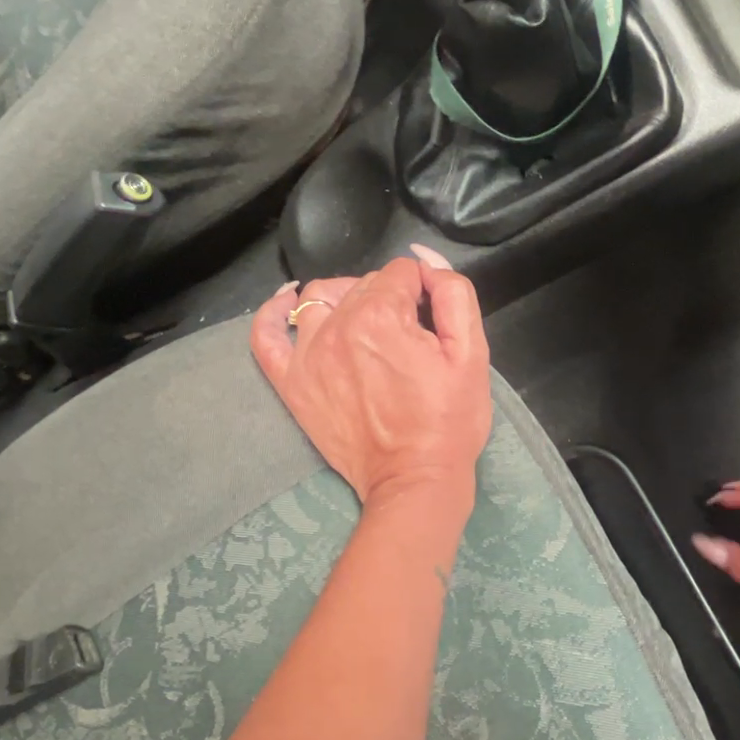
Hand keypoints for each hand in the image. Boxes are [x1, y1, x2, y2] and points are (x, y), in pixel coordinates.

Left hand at [250, 246, 491, 506]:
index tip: (433, 322)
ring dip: (344, 298)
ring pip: (319, 297)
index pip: (401, 273)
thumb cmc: (450, 420)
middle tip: (410, 338)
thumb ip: (454, 295)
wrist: (414, 478)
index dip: (423, 291)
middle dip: (389, 298)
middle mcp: (338, 325)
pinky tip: (288, 302)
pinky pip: (266, 333)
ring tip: (367, 323)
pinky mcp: (291, 382)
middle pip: (362, 284)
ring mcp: (307, 354)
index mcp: (383, 315)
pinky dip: (274, 311)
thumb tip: (426, 260)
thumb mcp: (472, 354)